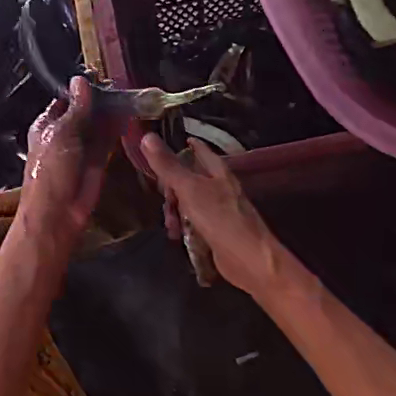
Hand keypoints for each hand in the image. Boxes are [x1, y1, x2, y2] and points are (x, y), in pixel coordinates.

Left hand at [16, 78, 118, 255]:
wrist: (57, 213)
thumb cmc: (51, 171)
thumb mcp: (62, 134)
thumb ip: (76, 108)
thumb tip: (80, 80)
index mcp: (47, 125)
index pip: (66, 100)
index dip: (81, 89)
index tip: (101, 74)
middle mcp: (65, 134)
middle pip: (85, 111)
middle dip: (101, 100)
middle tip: (122, 84)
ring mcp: (82, 148)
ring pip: (98, 125)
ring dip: (111, 113)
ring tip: (130, 95)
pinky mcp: (97, 161)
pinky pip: (108, 140)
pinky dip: (118, 128)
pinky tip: (130, 115)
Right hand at [138, 134, 293, 298]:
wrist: (248, 258)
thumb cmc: (220, 218)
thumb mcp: (189, 189)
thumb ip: (168, 165)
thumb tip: (147, 136)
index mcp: (217, 170)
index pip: (197, 149)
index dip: (179, 147)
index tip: (158, 152)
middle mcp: (219, 186)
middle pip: (189, 178)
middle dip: (171, 187)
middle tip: (162, 196)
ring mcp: (219, 209)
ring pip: (189, 201)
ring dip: (175, 210)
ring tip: (170, 224)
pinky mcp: (216, 230)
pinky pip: (194, 222)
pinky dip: (183, 226)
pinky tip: (177, 235)